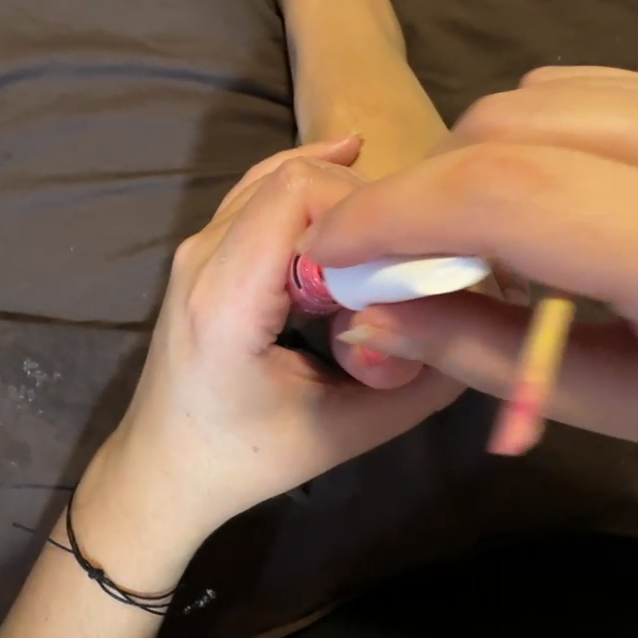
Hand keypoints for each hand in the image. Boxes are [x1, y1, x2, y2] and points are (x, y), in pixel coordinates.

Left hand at [85, 136, 463, 548]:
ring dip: (336, 195)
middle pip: (290, 178)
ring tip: (388, 225)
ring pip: (273, 178)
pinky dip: (305, 185)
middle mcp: (202, 256)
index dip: (362, 206)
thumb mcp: (341, 433)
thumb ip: (414, 384)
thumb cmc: (243, 459)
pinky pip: (257, 195)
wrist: (162, 467)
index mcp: (227, 299)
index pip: (297, 193)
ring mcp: (196, 247)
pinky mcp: (203, 250)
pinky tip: (347, 169)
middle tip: (407, 247)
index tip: (405, 252)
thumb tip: (476, 323)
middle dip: (360, 202)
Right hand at [308, 68, 637, 522]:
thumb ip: (497, 356)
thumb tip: (376, 314)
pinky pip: (585, 89)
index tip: (330, 248)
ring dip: (475, 159)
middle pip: (515, 124)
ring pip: (539, 93)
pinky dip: (529, 137)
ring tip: (485, 235)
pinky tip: (556, 196)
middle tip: (404, 257)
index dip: (397, 211)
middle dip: (427, 186)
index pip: (517, 195)